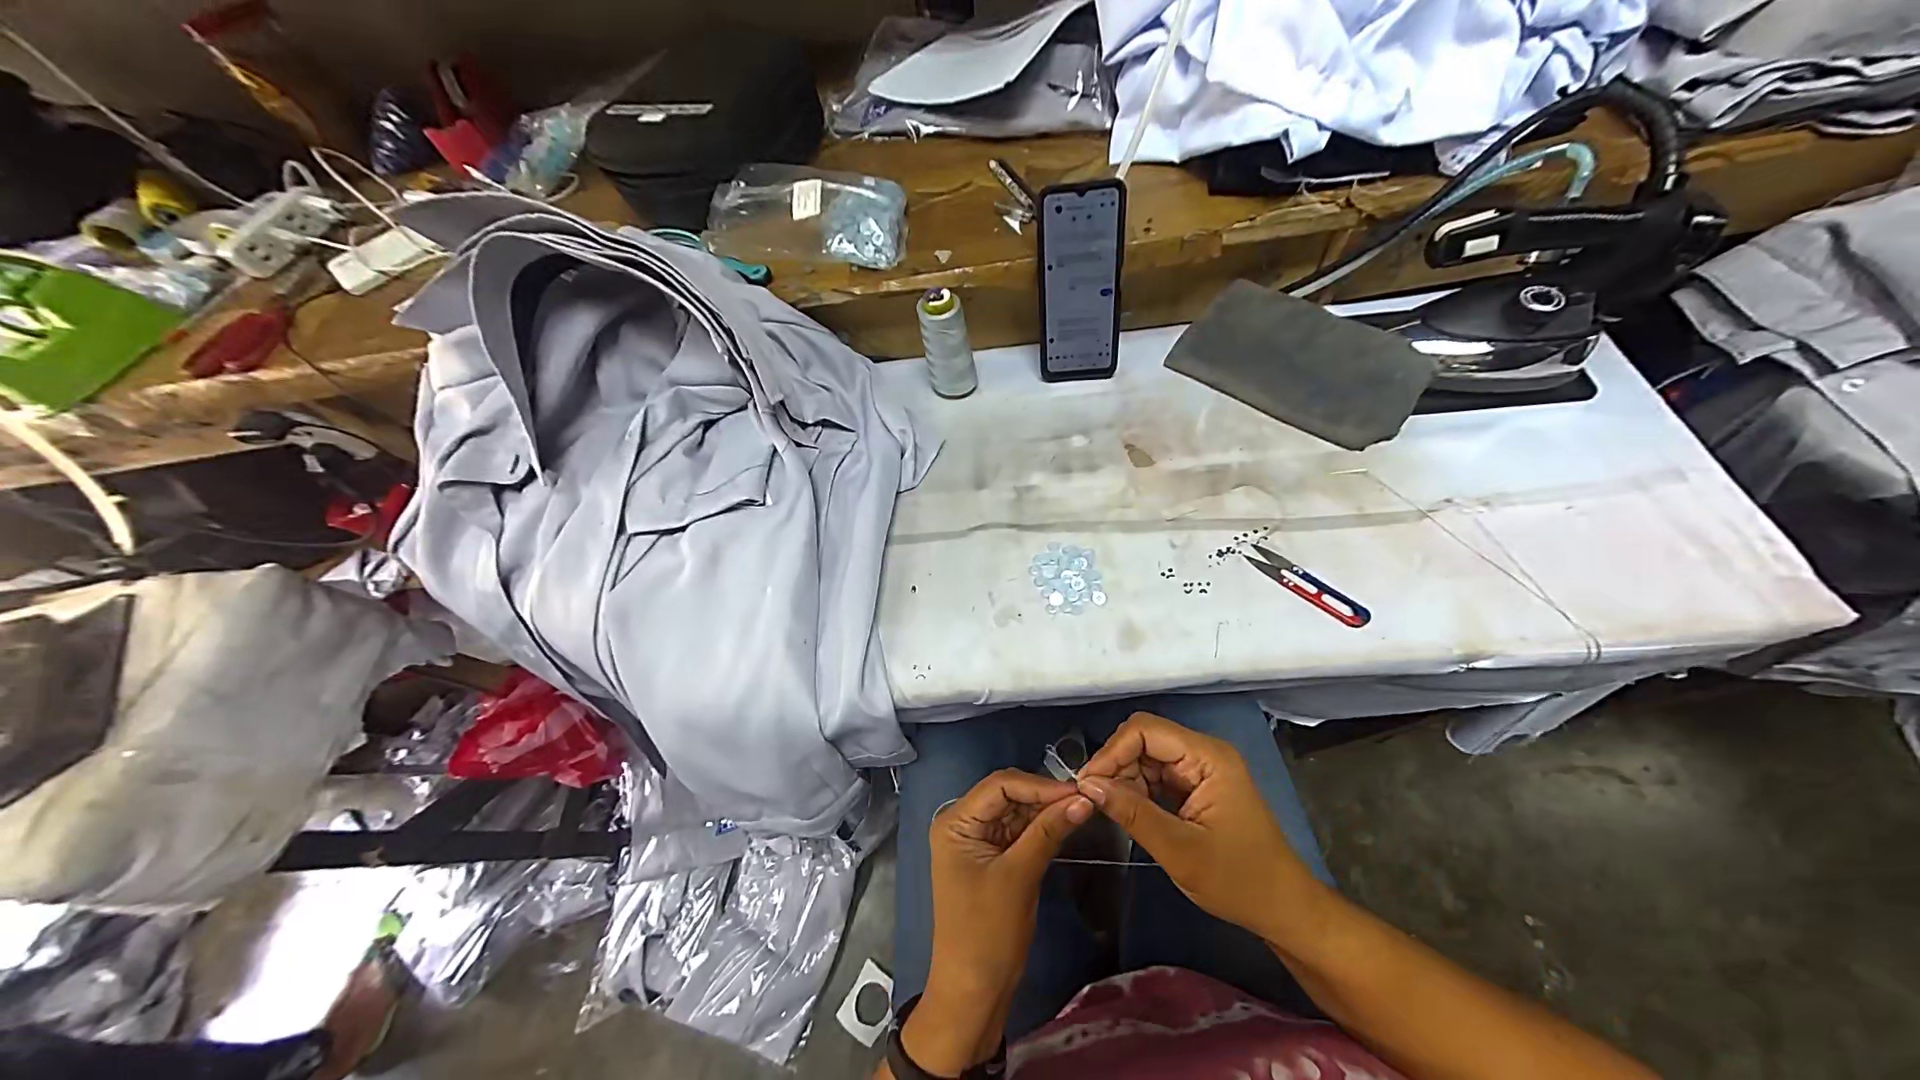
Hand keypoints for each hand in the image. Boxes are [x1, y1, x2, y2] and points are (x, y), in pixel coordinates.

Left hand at [907, 769, 1090, 1074]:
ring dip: (1045, 810)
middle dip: (1043, 795)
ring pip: (1015, 811)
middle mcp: (962, 823)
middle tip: (1084, 798)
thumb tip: (1082, 799)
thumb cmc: (988, 932)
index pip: (999, 785)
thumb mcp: (1019, 876)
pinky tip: (1065, 824)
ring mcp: (977, 840)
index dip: (1039, 784)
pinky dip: (1040, 827)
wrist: (974, 989)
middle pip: (1006, 794)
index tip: (1078, 791)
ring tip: (1082, 808)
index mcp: (955, 821)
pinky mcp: (991, 857)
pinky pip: (1018, 831)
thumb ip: (1049, 832)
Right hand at [1077, 712, 1323, 939]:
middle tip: (1094, 800)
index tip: (1087, 785)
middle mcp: (1205, 753)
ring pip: (1146, 756)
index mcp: (1209, 757)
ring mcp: (1201, 769)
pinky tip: (1128, 811)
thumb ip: (1132, 812)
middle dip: (1116, 765)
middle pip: (1144, 739)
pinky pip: (1156, 774)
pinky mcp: (1196, 786)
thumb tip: (1088, 785)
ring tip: (1111, 810)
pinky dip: (1137, 790)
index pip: (1145, 730)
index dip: (1112, 752)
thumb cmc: (1238, 881)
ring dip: (1124, 779)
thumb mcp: (1179, 850)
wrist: (1283, 909)